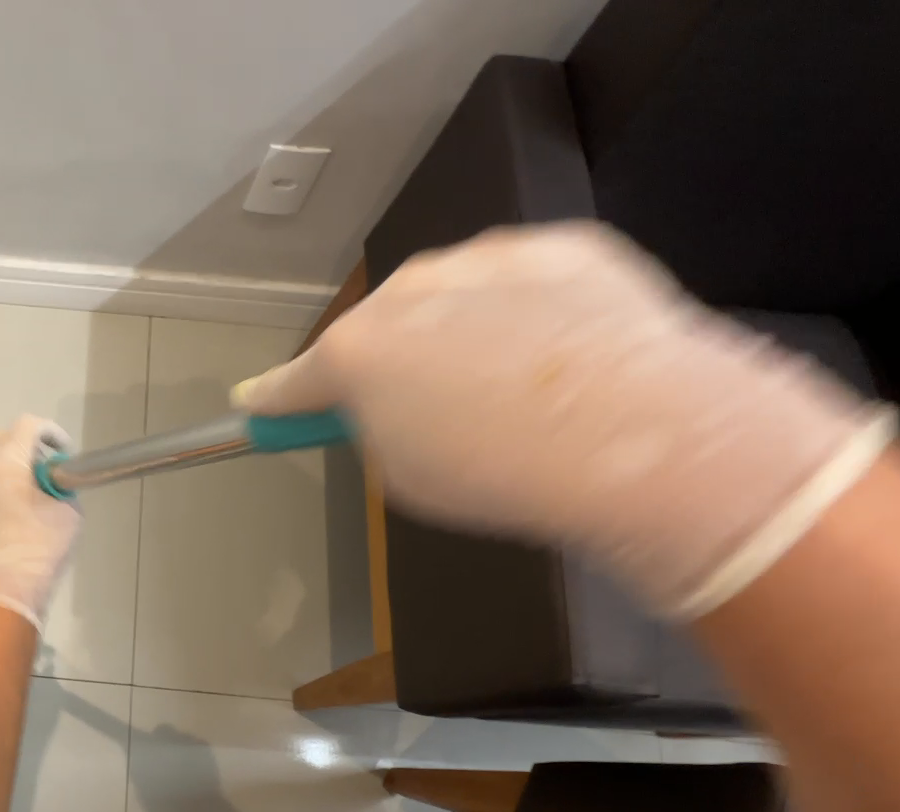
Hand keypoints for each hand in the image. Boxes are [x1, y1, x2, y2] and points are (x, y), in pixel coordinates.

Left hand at [0, 415, 82, 627]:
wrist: (17, 575)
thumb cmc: (46, 539)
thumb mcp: (70, 506)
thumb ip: (61, 485)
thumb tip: (54, 482)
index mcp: (11, 459)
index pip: (28, 425)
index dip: (50, 431)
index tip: (63, 450)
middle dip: (21, 442)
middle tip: (40, 463)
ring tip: (6, 474)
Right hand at [235, 222, 896, 616]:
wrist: (646, 439)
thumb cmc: (498, 476)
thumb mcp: (401, 476)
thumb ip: (369, 430)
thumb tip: (379, 404)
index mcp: (356, 352)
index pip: (293, 380)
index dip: (271, 398)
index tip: (252, 402)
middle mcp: (406, 290)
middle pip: (372, 329)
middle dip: (383, 364)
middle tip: (425, 412)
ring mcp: (484, 259)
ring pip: (442, 299)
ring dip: (451, 333)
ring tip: (510, 386)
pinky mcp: (560, 246)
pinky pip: (513, 282)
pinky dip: (518, 310)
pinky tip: (557, 352)